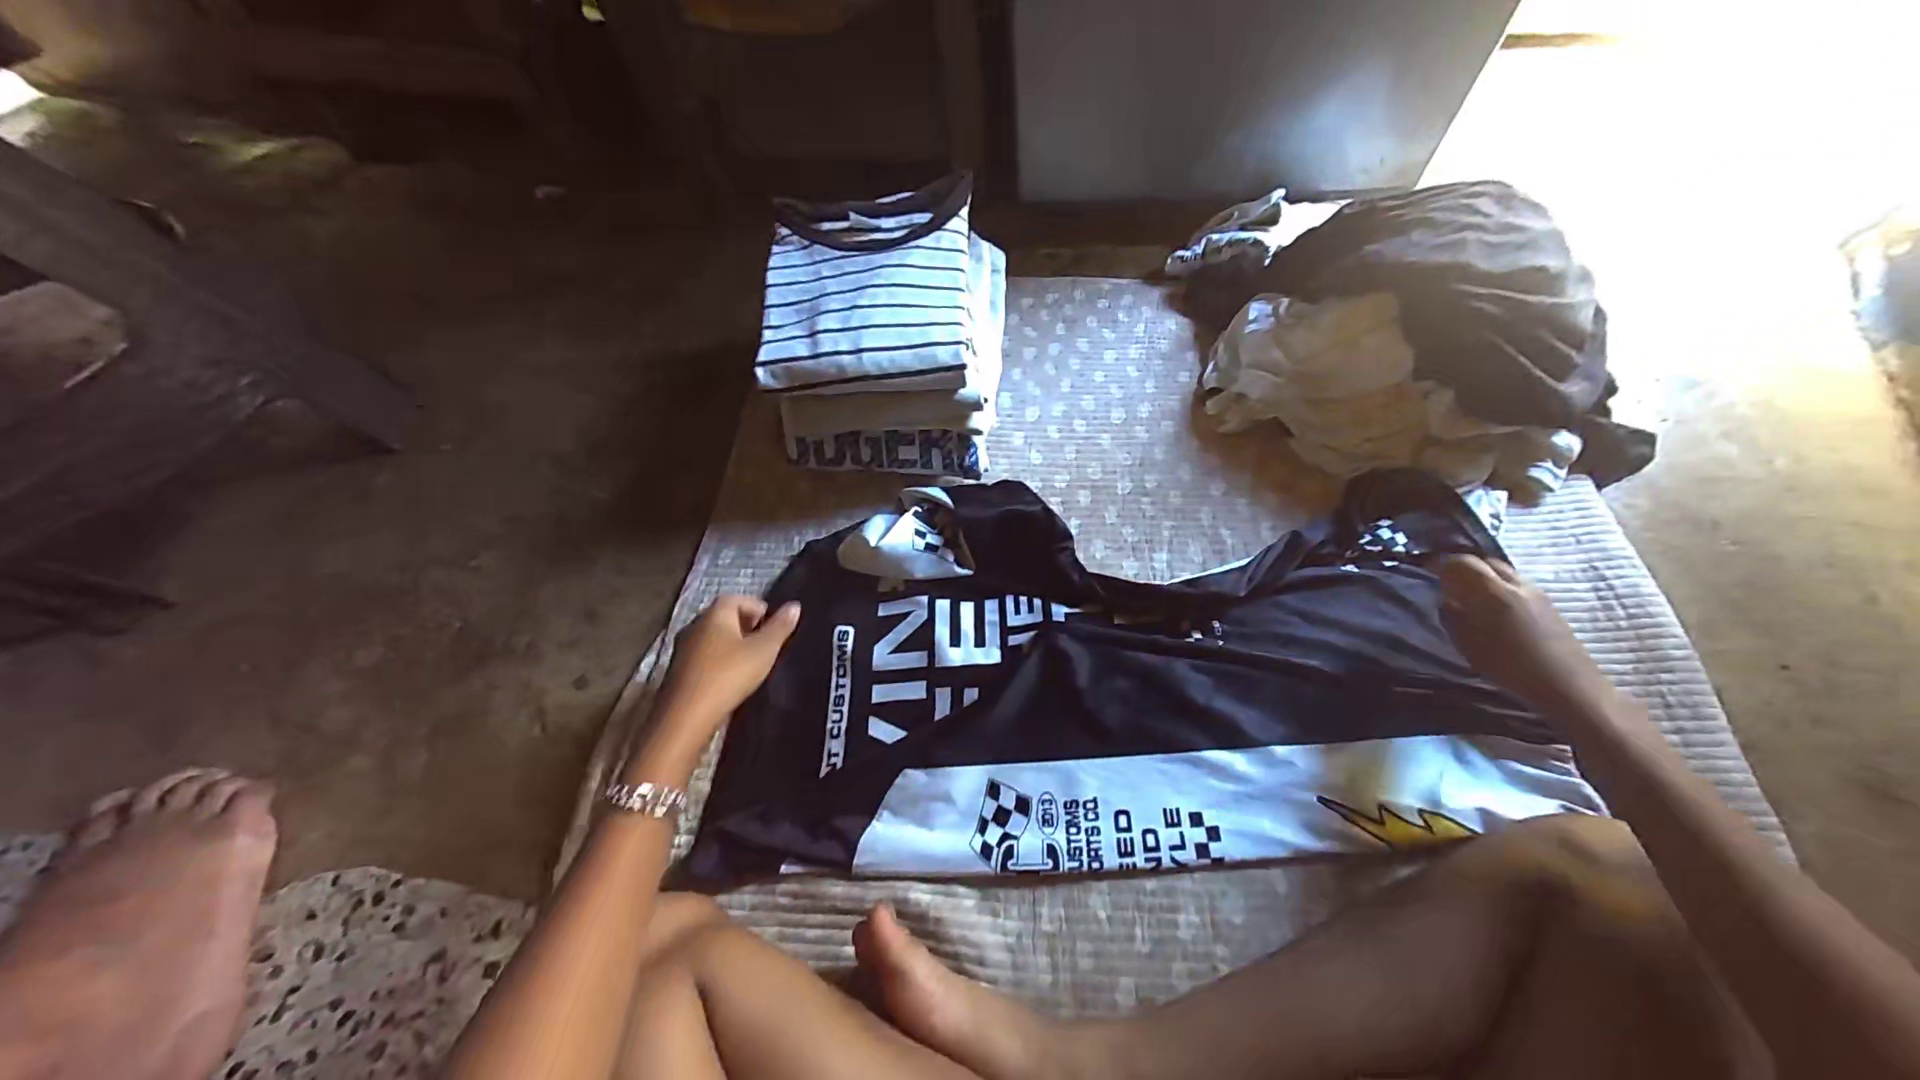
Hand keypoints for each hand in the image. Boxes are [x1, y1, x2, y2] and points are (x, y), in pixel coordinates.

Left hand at [655, 595, 801, 732]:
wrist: (686, 717)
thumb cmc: (729, 675)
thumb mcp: (764, 650)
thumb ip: (780, 627)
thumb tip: (794, 606)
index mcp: (714, 614)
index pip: (737, 598)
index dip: (758, 608)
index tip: (774, 625)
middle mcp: (694, 626)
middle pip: (723, 617)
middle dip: (746, 626)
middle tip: (767, 643)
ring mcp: (683, 650)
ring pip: (713, 639)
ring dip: (733, 645)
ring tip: (753, 662)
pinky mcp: (678, 673)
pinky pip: (704, 658)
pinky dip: (720, 661)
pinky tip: (733, 679)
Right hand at [1434, 555, 1623, 726]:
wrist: (1568, 686)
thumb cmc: (1510, 667)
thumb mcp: (1468, 645)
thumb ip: (1453, 617)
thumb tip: (1446, 599)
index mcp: (1493, 592)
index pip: (1462, 562)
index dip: (1441, 563)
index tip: (1425, 569)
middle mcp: (1517, 585)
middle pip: (1485, 561)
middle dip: (1463, 566)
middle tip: (1446, 580)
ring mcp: (1537, 593)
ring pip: (1503, 572)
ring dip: (1483, 576)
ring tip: (1469, 594)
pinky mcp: (1549, 605)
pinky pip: (1517, 584)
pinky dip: (1499, 587)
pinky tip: (1494, 607)